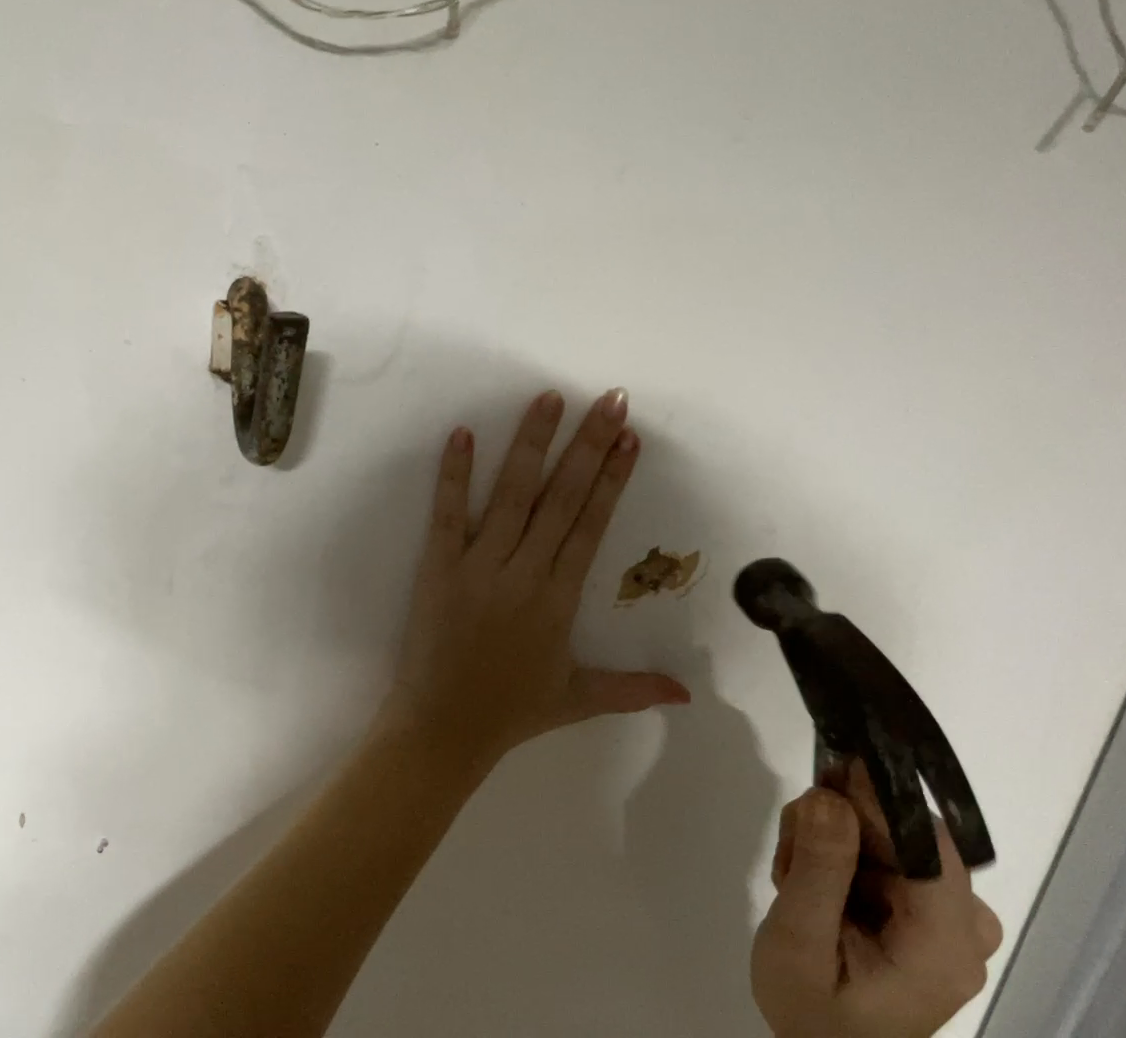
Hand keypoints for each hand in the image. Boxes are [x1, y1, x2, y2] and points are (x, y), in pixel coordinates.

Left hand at [375, 389, 691, 768]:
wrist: (444, 727)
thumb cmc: (511, 711)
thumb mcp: (578, 698)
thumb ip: (632, 688)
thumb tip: (687, 696)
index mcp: (560, 597)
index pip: (592, 525)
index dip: (612, 478)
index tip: (630, 437)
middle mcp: (525, 571)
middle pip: (561, 498)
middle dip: (587, 445)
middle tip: (609, 399)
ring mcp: (479, 566)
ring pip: (510, 495)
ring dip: (531, 445)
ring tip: (547, 398)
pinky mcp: (438, 567)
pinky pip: (447, 514)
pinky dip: (453, 474)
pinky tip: (463, 434)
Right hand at [751, 772, 1004, 1037]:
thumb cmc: (812, 1012)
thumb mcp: (798, 942)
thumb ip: (819, 869)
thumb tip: (831, 796)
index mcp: (943, 942)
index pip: (927, 842)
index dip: (878, 802)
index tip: (824, 778)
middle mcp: (964, 928)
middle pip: (906, 836)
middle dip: (840, 827)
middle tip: (789, 855)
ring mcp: (949, 924)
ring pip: (891, 842)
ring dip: (834, 843)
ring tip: (794, 880)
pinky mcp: (930, 922)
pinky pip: (890, 861)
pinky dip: (844, 859)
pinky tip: (813, 885)